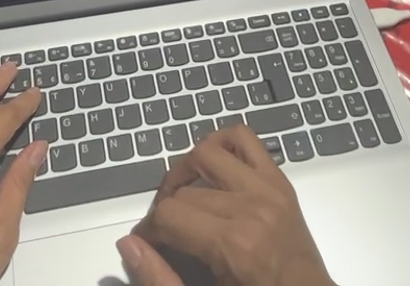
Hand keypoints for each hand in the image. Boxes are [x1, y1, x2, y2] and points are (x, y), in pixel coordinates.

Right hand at [119, 127, 336, 285]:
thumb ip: (162, 278)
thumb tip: (128, 243)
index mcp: (234, 245)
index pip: (170, 214)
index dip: (149, 230)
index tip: (147, 244)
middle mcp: (252, 207)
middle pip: (185, 188)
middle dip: (165, 209)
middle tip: (164, 231)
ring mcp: (270, 188)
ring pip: (208, 152)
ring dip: (187, 170)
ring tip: (183, 195)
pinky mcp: (280, 180)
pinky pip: (246, 139)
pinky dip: (223, 143)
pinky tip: (213, 168)